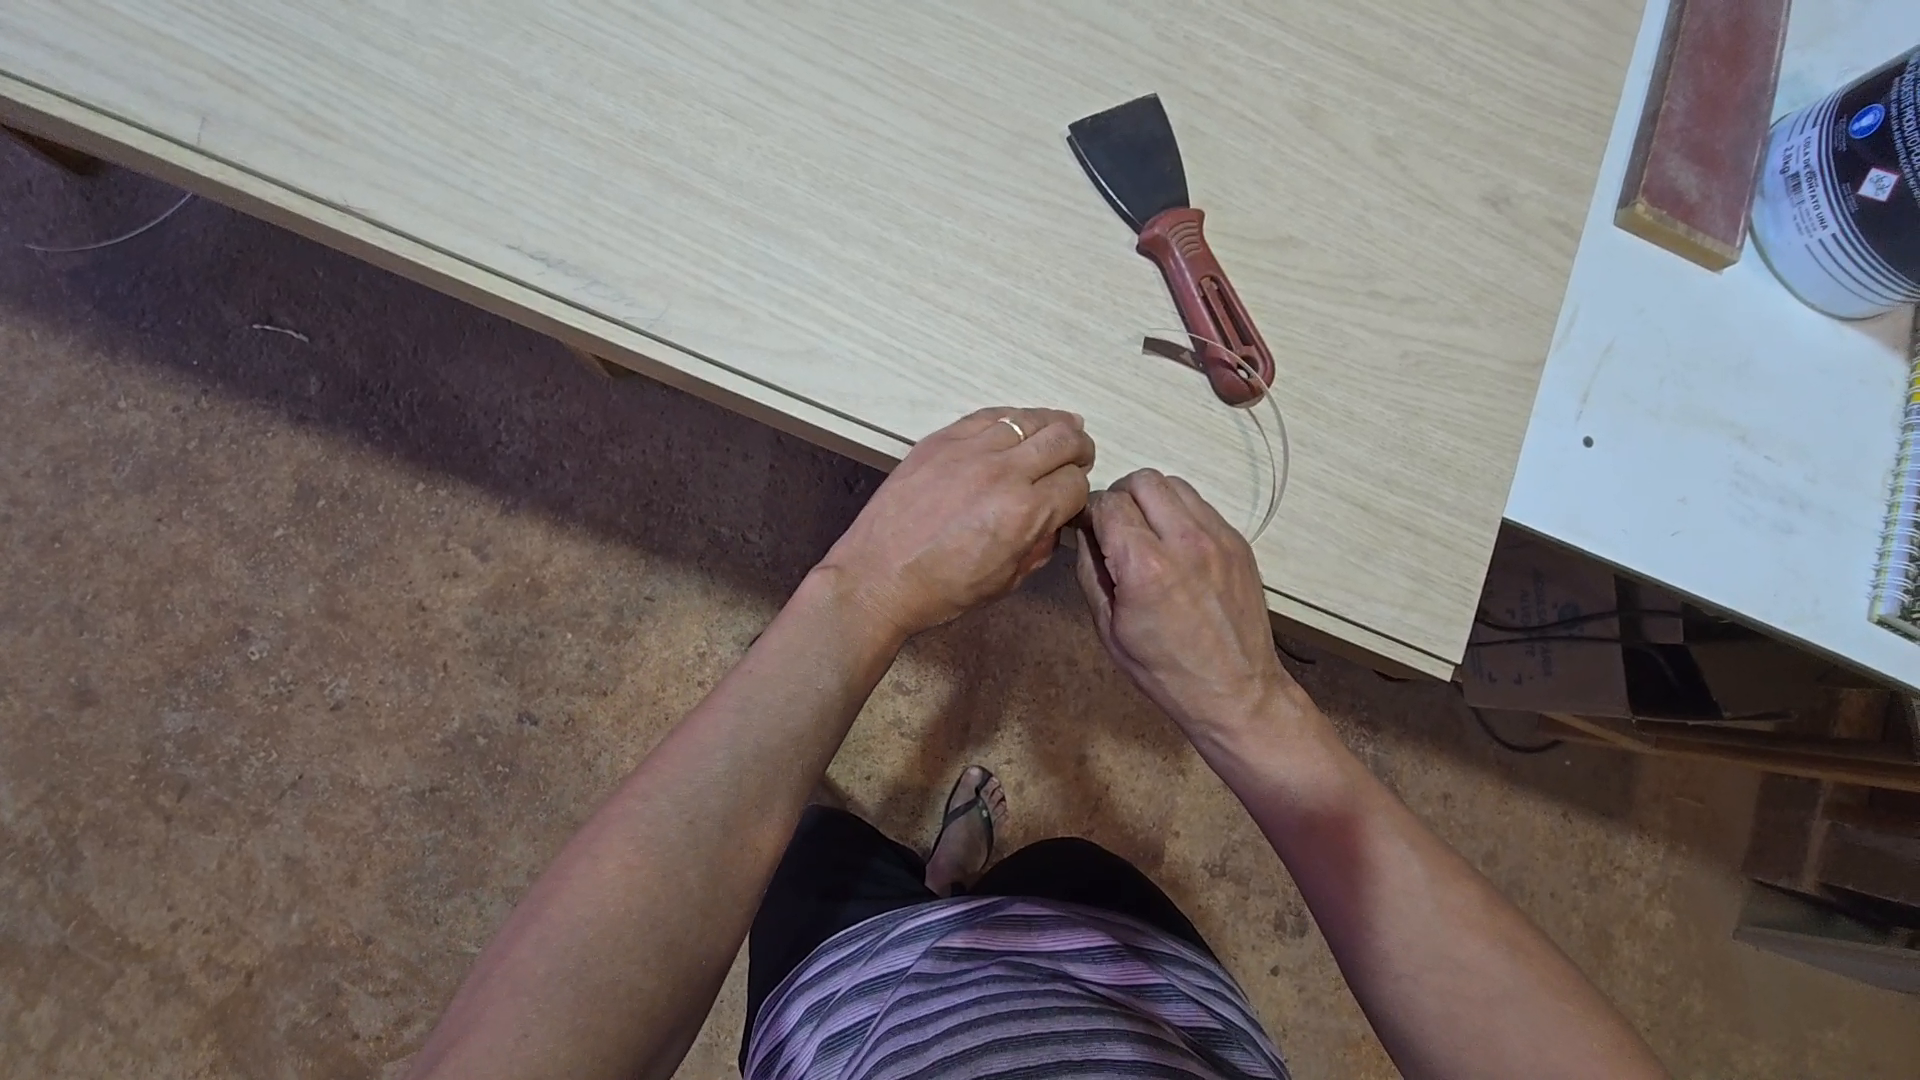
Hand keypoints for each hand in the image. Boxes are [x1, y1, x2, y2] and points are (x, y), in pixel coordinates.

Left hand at [818, 407, 1094, 639]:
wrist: (878, 577)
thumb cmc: (939, 590)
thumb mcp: (1006, 581)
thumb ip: (1039, 546)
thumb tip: (1053, 521)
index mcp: (1024, 513)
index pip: (1076, 484)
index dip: (1078, 493)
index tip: (1070, 499)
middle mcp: (1003, 473)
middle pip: (1064, 438)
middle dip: (1080, 449)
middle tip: (1078, 458)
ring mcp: (969, 450)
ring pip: (1029, 418)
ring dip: (1051, 426)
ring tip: (1056, 434)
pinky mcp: (941, 440)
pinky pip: (989, 416)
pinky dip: (1011, 419)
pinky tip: (1016, 428)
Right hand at [1074, 469, 1295, 737]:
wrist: (1235, 691)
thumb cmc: (1163, 670)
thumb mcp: (1108, 627)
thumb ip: (1091, 570)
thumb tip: (1084, 532)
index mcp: (1144, 565)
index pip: (1107, 503)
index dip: (1091, 513)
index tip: (1089, 529)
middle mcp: (1183, 540)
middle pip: (1141, 480)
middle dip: (1120, 497)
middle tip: (1116, 527)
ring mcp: (1217, 537)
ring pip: (1173, 484)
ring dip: (1151, 499)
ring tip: (1146, 532)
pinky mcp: (1237, 542)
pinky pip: (1200, 505)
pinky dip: (1179, 513)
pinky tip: (1174, 545)